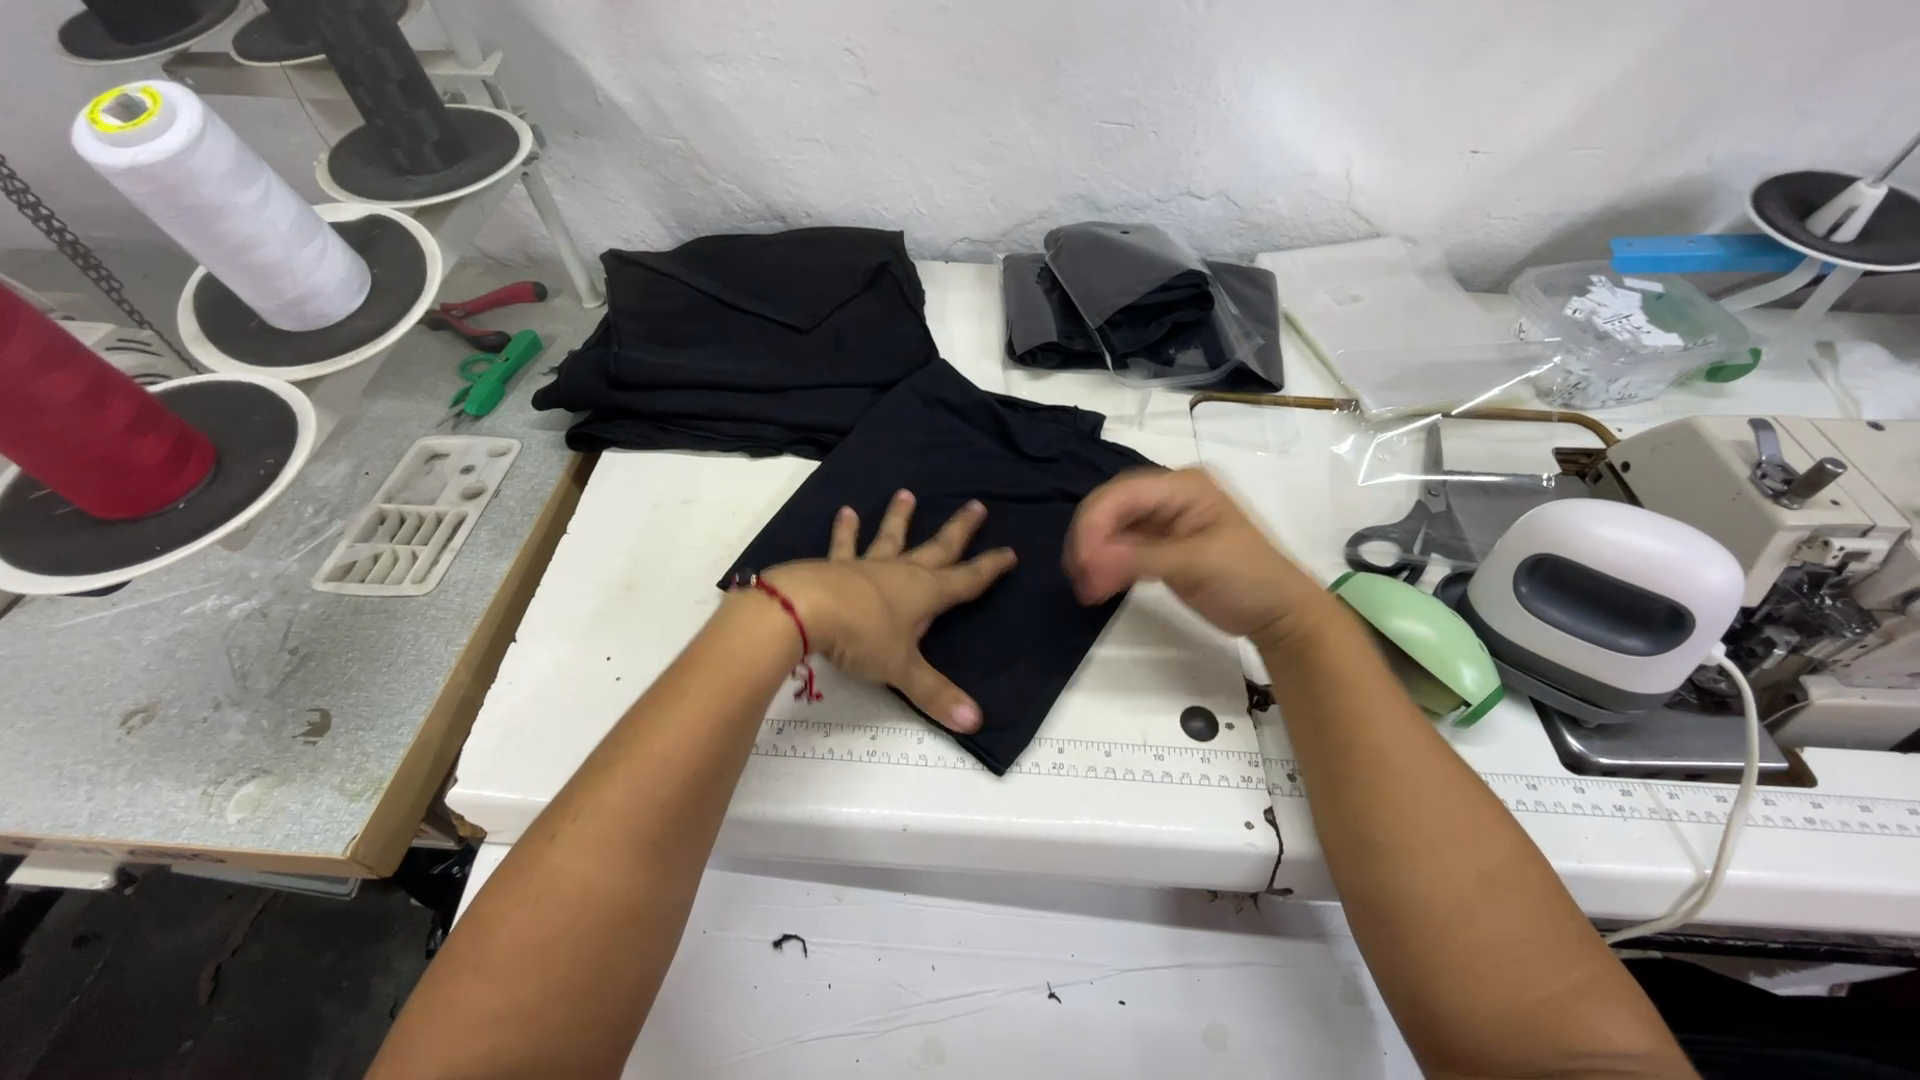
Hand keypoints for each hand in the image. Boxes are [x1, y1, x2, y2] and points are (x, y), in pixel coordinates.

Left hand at [761, 491, 1016, 733]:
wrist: (805, 611)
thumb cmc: (861, 638)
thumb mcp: (902, 670)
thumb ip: (936, 695)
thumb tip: (975, 723)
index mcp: (926, 594)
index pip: (967, 581)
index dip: (989, 569)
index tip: (1010, 552)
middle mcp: (902, 573)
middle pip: (938, 548)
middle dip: (960, 529)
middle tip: (978, 504)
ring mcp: (867, 566)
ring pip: (891, 537)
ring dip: (901, 517)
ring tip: (906, 493)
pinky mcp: (834, 566)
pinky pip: (844, 545)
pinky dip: (845, 530)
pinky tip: (845, 512)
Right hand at [1064, 467, 1333, 650]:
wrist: (1279, 614)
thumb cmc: (1249, 580)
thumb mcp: (1196, 564)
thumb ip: (1139, 559)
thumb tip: (1089, 564)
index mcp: (1183, 485)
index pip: (1122, 493)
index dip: (1094, 523)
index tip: (1081, 562)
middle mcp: (1169, 495)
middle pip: (1111, 506)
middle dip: (1089, 539)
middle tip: (1077, 576)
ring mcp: (1164, 520)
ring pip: (1111, 527)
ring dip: (1093, 554)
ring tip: (1084, 586)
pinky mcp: (1159, 545)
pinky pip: (1120, 547)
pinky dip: (1105, 565)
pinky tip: (1095, 586)